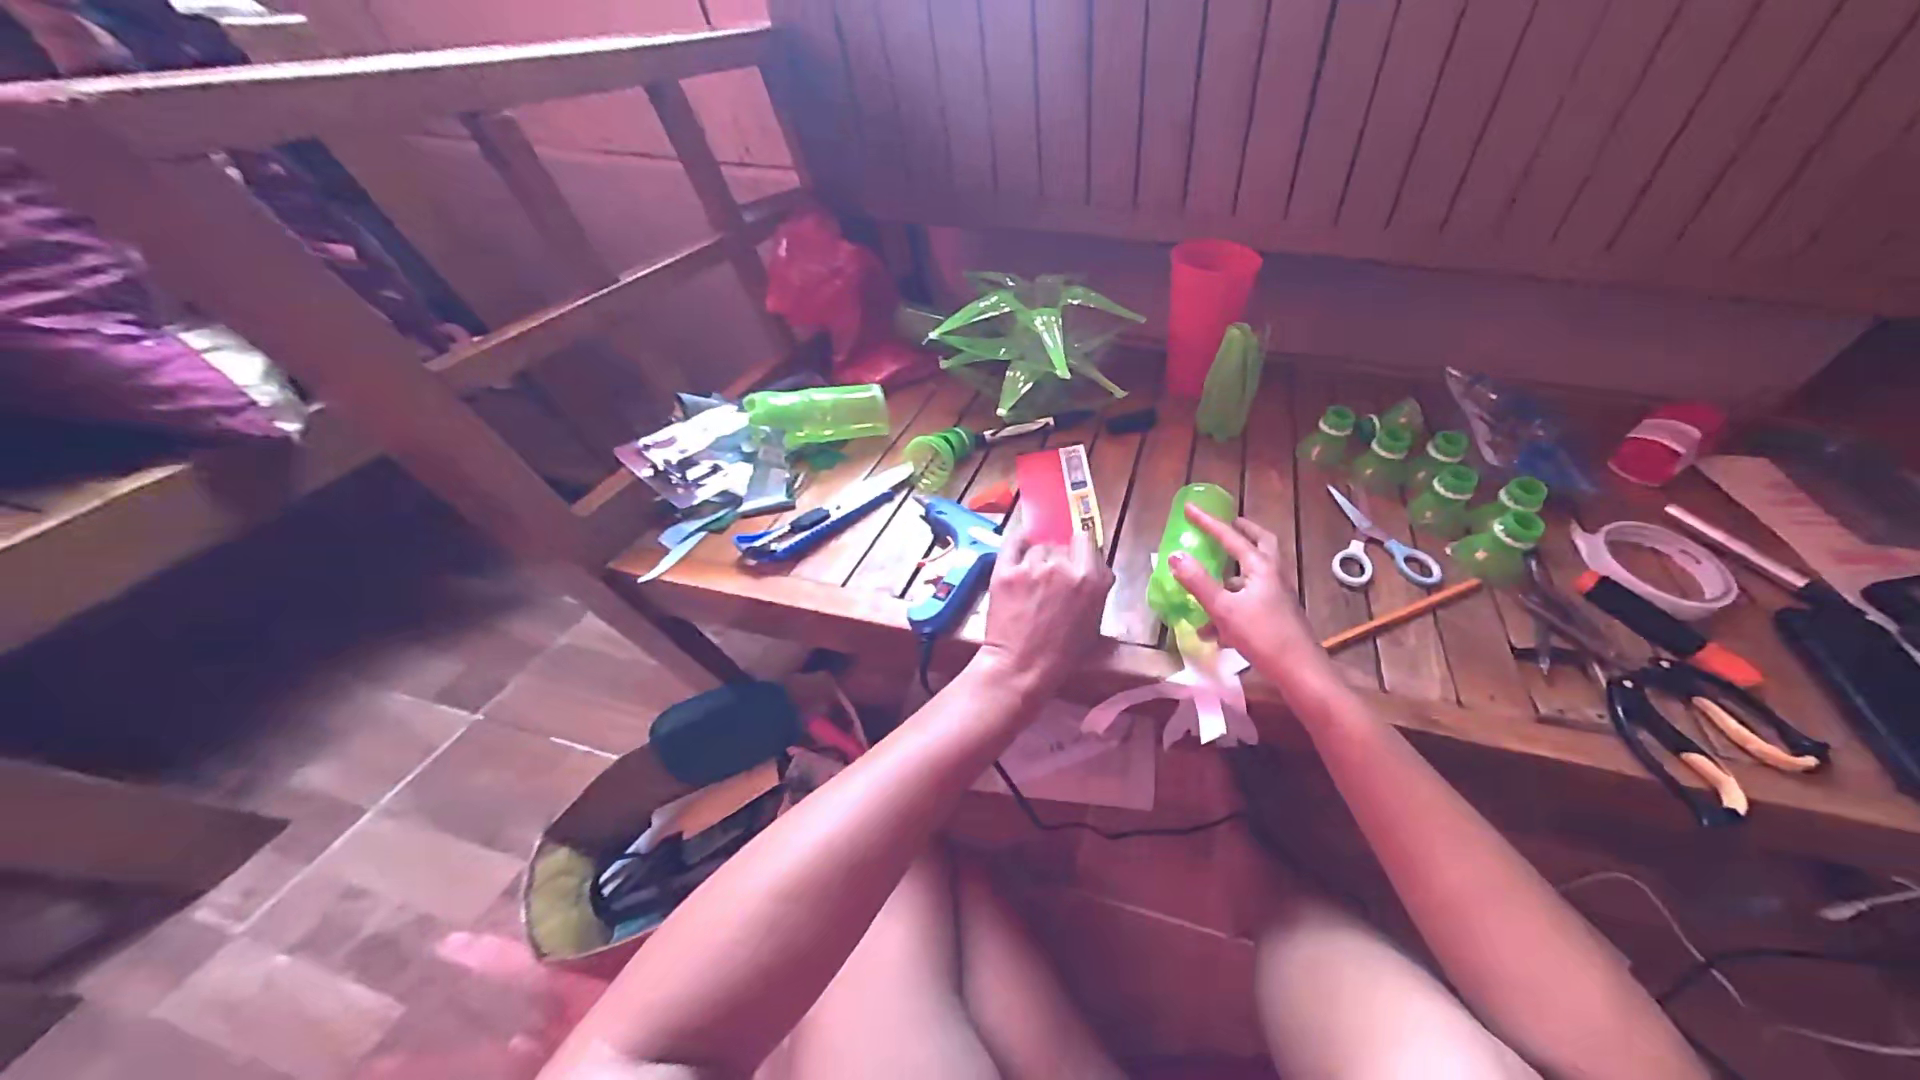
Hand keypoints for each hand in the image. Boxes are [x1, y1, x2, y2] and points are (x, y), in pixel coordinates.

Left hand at [977, 515, 1113, 692]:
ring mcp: (1032, 567)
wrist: (1020, 666)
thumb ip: (1096, 587)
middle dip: (1058, 558)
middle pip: (1060, 544)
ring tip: (1032, 578)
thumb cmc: (1061, 653)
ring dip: (1037, 558)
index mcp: (1090, 578)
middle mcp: (1062, 566)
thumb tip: (1092, 566)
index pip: (1086, 538)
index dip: (1080, 548)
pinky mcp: (1005, 570)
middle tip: (1052, 578)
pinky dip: (1017, 542)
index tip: (1075, 557)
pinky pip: (1013, 542)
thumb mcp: (1094, 621)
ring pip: (1037, 547)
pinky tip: (1020, 547)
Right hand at [1168, 505, 1340, 704]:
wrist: (1299, 671)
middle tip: (1228, 525)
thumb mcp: (1224, 609)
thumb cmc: (1263, 636)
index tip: (1190, 507)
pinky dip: (1229, 605)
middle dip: (1243, 533)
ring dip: (1231, 573)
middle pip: (1261, 544)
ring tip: (1207, 578)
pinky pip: (1248, 601)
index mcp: (1261, 568)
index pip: (1231, 537)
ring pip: (1252, 575)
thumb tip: (1175, 555)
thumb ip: (1198, 582)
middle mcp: (1272, 576)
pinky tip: (1210, 631)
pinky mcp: (1274, 616)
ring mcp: (1276, 597)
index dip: (1208, 522)